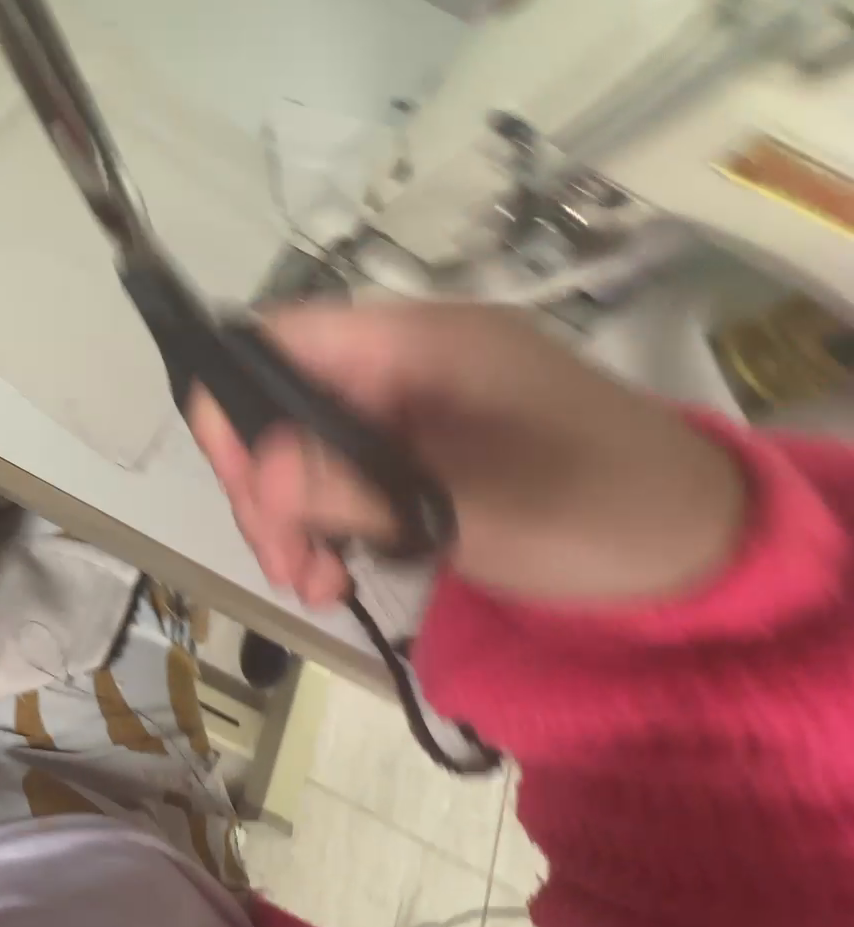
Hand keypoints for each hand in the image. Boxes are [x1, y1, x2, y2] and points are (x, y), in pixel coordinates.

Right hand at [187, 302, 746, 606]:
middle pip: (274, 407)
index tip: (239, 483)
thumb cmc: (607, 515)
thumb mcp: (483, 509)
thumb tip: (261, 475)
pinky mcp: (398, 454)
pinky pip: (323, 483)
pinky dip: (312, 531)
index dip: (235, 398)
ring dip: (284, 521)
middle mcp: (395, 366)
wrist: (692, 556)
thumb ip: (365, 490)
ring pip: (289, 453)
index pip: (283, 341)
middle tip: (280, 561)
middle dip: (263, 488)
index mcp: (421, 344)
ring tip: (312, 585)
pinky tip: (328, 579)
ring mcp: (395, 411)